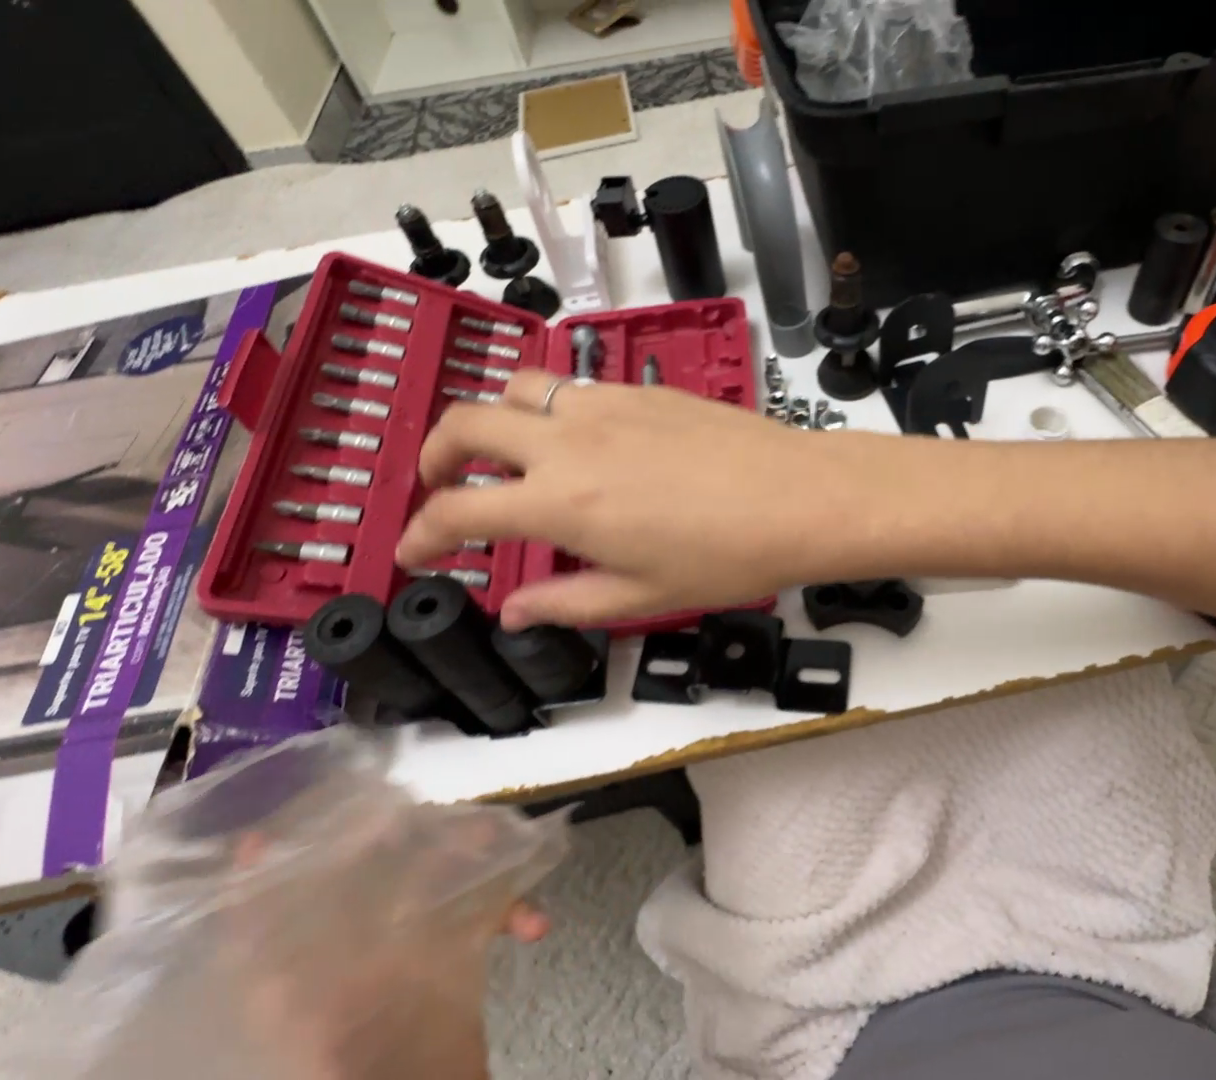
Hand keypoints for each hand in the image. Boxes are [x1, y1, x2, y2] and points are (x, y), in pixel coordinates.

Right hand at [396, 368, 911, 627]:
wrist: (801, 497)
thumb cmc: (728, 557)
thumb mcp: (643, 597)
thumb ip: (565, 602)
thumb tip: (512, 610)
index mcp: (561, 504)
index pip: (459, 512)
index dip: (422, 536)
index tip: (414, 552)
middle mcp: (569, 442)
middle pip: (465, 423)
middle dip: (435, 456)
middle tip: (442, 488)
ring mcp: (605, 405)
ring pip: (516, 387)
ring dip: (492, 419)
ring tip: (505, 455)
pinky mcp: (640, 390)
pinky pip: (571, 384)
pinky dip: (550, 407)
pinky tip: (576, 439)